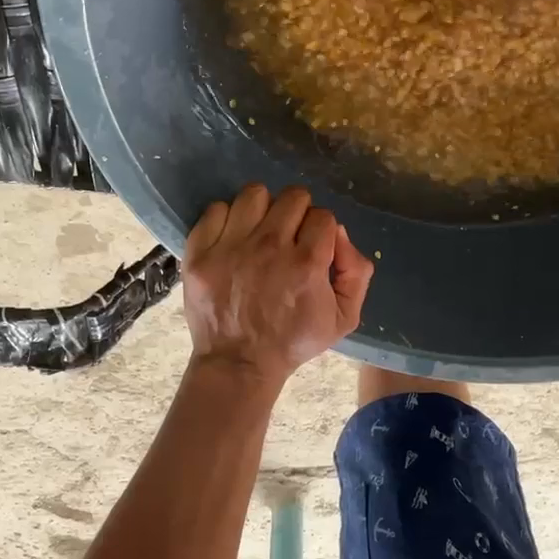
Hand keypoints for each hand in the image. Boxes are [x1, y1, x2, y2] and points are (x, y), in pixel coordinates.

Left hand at [181, 184, 376, 386]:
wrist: (239, 364)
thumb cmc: (293, 341)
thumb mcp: (344, 318)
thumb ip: (357, 271)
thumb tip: (340, 233)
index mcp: (307, 262)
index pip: (324, 215)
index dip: (322, 229)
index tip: (314, 246)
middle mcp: (270, 247)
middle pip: (292, 197)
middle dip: (297, 213)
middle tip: (289, 236)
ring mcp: (231, 248)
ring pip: (254, 194)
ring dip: (263, 209)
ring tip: (260, 230)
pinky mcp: (201, 253)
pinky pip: (215, 209)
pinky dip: (226, 218)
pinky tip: (233, 238)